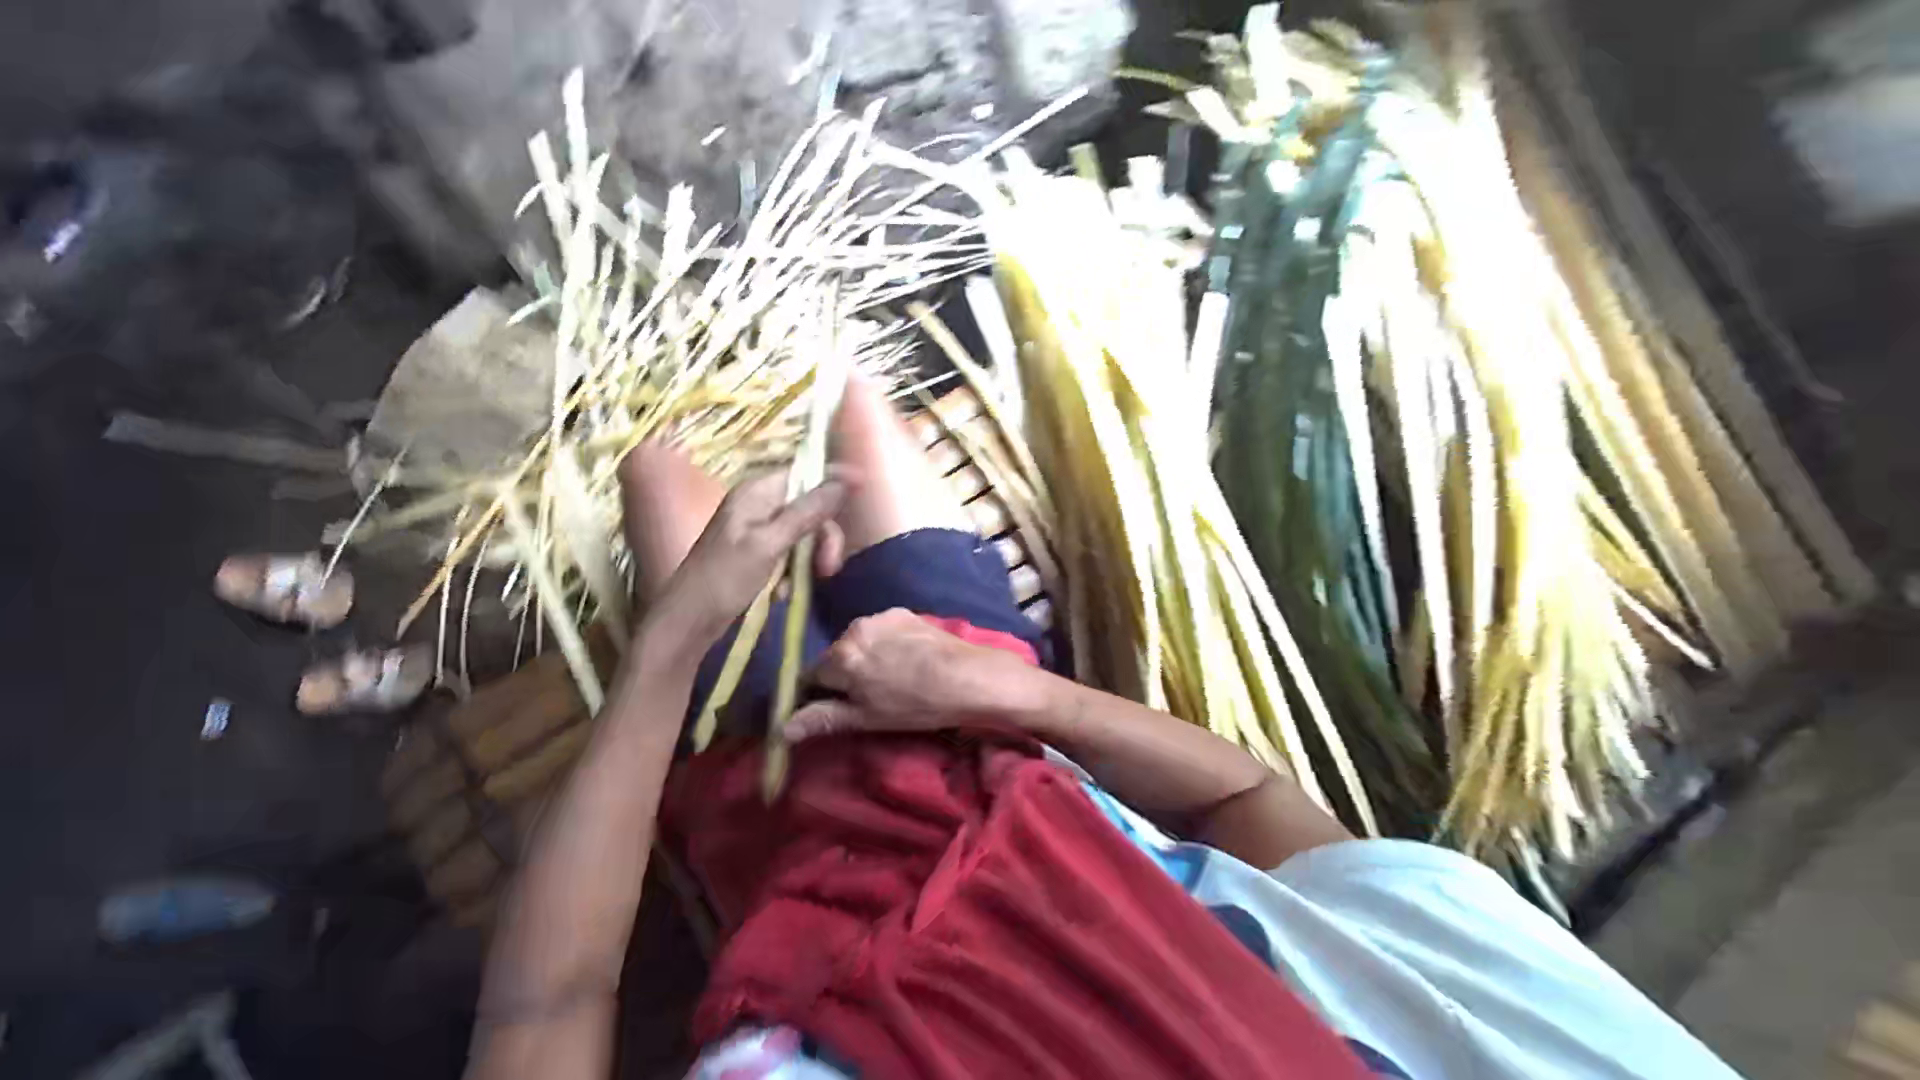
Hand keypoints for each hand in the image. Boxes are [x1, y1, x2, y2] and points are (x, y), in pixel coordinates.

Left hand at [635, 465, 848, 654]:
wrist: (688, 623)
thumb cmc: (724, 579)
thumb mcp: (770, 543)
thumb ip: (808, 511)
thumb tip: (846, 479)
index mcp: (757, 491)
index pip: (805, 471)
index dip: (834, 479)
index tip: (865, 488)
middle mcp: (758, 503)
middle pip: (810, 505)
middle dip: (824, 535)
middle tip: (828, 567)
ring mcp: (757, 528)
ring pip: (805, 532)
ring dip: (811, 558)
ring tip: (810, 583)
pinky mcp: (758, 552)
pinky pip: (791, 552)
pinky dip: (795, 570)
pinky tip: (786, 591)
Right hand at [786, 608, 1039, 740]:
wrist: (968, 677)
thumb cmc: (916, 705)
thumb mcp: (866, 718)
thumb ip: (823, 717)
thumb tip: (782, 728)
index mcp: (840, 657)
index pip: (811, 675)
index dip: (819, 693)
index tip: (835, 705)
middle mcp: (853, 628)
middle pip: (835, 655)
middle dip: (844, 673)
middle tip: (870, 694)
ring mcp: (879, 616)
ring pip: (859, 640)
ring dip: (865, 656)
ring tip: (893, 676)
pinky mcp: (902, 611)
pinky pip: (881, 630)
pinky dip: (886, 643)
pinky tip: (907, 659)